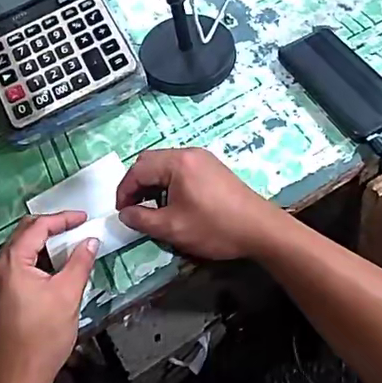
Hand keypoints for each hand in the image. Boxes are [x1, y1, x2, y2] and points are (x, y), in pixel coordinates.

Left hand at [0, 212, 98, 382]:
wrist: (19, 378)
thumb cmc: (43, 334)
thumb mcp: (68, 294)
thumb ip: (80, 262)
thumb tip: (90, 241)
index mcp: (12, 262)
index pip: (37, 227)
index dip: (63, 219)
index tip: (85, 219)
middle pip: (24, 234)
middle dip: (52, 227)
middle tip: (78, 228)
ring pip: (21, 251)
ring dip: (45, 245)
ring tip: (71, 245)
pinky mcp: (1, 297)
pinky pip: (19, 267)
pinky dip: (38, 260)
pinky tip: (56, 269)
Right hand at [115, 148, 291, 260]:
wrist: (260, 229)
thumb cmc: (214, 227)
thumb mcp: (172, 228)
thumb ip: (142, 219)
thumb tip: (125, 214)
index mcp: (178, 162)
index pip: (138, 168)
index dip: (125, 190)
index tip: (121, 212)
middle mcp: (190, 153)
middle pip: (151, 161)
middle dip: (137, 184)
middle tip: (133, 208)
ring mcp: (204, 159)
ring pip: (166, 165)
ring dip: (153, 184)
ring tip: (151, 209)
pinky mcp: (213, 169)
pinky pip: (181, 170)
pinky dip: (169, 183)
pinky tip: (172, 204)